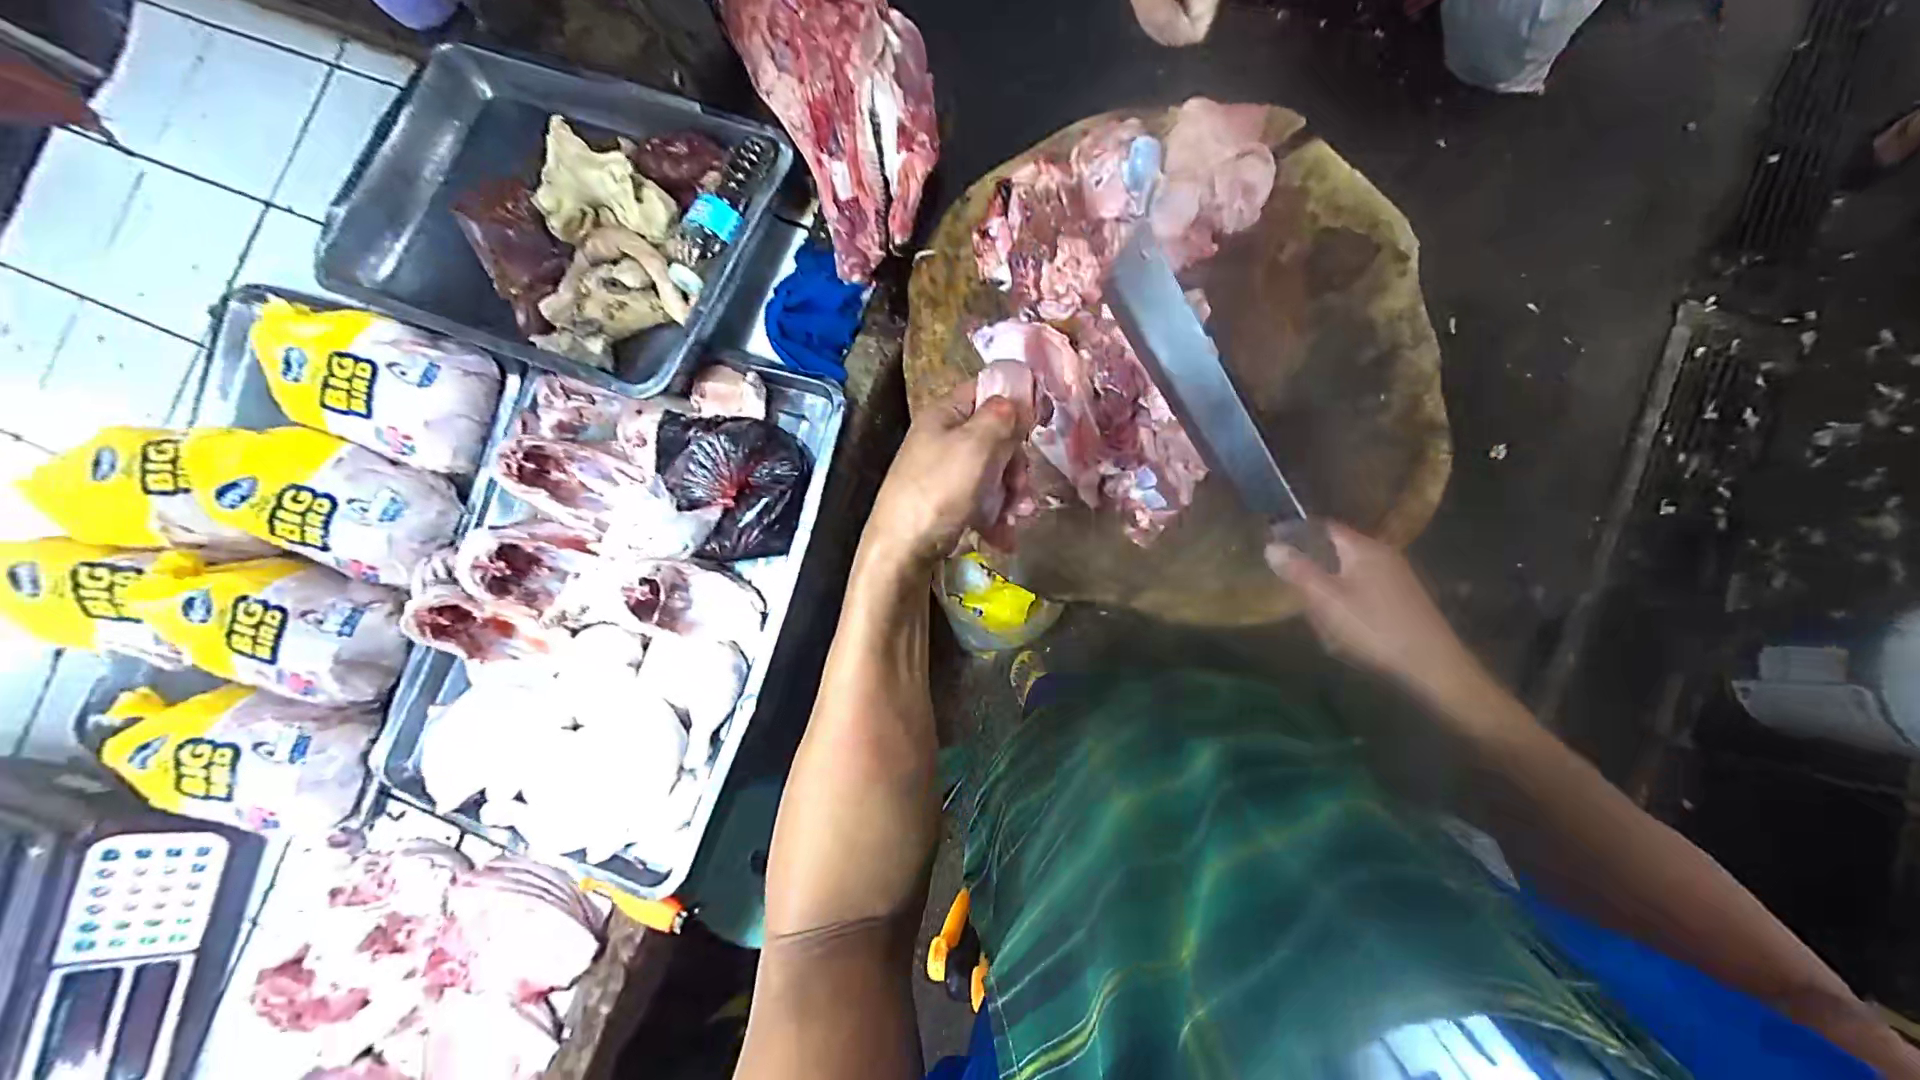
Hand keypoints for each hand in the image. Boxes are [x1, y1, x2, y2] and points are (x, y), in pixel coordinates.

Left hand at [859, 377, 1028, 576]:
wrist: (901, 550)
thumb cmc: (939, 490)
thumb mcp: (976, 445)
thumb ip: (1002, 416)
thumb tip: (1018, 398)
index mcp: (945, 414)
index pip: (986, 391)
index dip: (1016, 402)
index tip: (1040, 422)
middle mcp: (944, 439)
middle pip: (996, 438)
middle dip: (1015, 464)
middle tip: (1019, 485)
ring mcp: (946, 474)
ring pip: (995, 474)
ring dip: (1011, 495)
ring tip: (1015, 517)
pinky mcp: (949, 505)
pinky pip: (983, 502)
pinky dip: (997, 517)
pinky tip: (1003, 536)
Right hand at [1266, 522, 1486, 706]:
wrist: (1432, 664)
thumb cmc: (1373, 627)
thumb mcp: (1326, 600)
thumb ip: (1298, 571)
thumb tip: (1271, 546)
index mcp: (1364, 549)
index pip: (1325, 527)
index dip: (1298, 532)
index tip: (1274, 545)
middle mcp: (1383, 555)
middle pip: (1337, 549)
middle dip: (1312, 562)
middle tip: (1288, 580)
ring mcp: (1396, 576)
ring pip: (1350, 570)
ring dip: (1328, 582)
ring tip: (1311, 604)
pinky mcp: (1402, 597)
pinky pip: (1364, 586)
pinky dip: (1346, 595)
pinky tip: (1340, 618)